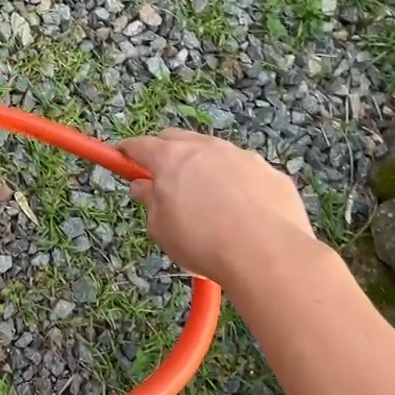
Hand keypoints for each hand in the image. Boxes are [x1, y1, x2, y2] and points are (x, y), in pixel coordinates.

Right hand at [118, 128, 324, 289]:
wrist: (268, 256)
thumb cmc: (203, 242)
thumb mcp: (160, 228)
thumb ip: (150, 201)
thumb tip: (145, 188)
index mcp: (170, 158)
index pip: (139, 145)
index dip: (128, 152)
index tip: (123, 160)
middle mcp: (205, 148)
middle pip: (176, 138)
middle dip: (165, 153)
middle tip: (165, 181)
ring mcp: (241, 156)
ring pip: (213, 153)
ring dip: (203, 167)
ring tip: (208, 203)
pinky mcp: (271, 172)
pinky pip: (245, 172)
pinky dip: (237, 184)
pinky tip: (241, 213)